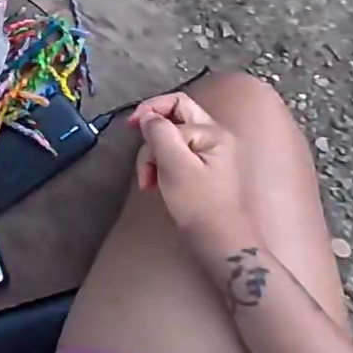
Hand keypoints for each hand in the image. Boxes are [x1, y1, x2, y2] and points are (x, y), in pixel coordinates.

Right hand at [129, 93, 259, 256]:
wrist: (222, 245)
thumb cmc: (198, 203)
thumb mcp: (174, 164)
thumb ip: (159, 132)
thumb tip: (148, 116)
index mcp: (212, 132)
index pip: (175, 107)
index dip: (150, 112)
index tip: (130, 127)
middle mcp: (216, 138)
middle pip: (175, 119)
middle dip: (152, 136)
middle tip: (139, 153)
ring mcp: (212, 156)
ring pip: (172, 140)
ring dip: (153, 156)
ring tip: (146, 181)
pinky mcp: (205, 172)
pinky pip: (177, 157)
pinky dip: (162, 166)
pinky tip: (154, 184)